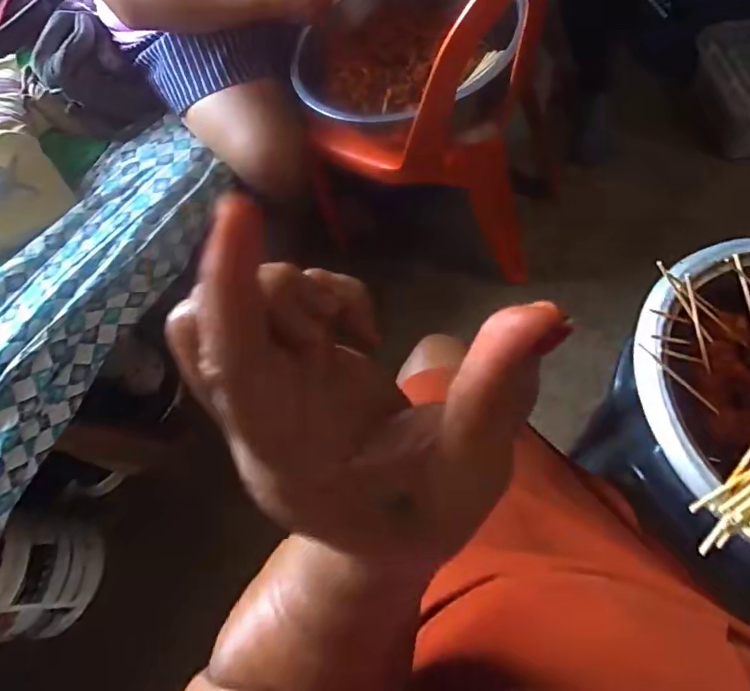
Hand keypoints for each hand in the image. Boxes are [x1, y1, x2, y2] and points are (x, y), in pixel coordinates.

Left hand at [168, 194, 570, 566]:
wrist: (379, 540)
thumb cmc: (421, 514)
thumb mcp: (472, 465)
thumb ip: (499, 390)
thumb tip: (545, 313)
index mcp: (280, 445)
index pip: (232, 358)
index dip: (230, 284)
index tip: (238, 209)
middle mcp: (246, 412)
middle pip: (204, 321)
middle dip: (266, 290)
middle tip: (333, 327)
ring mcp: (250, 384)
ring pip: (222, 306)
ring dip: (288, 292)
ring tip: (349, 332)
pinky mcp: (266, 361)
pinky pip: (258, 301)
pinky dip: (309, 294)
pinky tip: (353, 330)